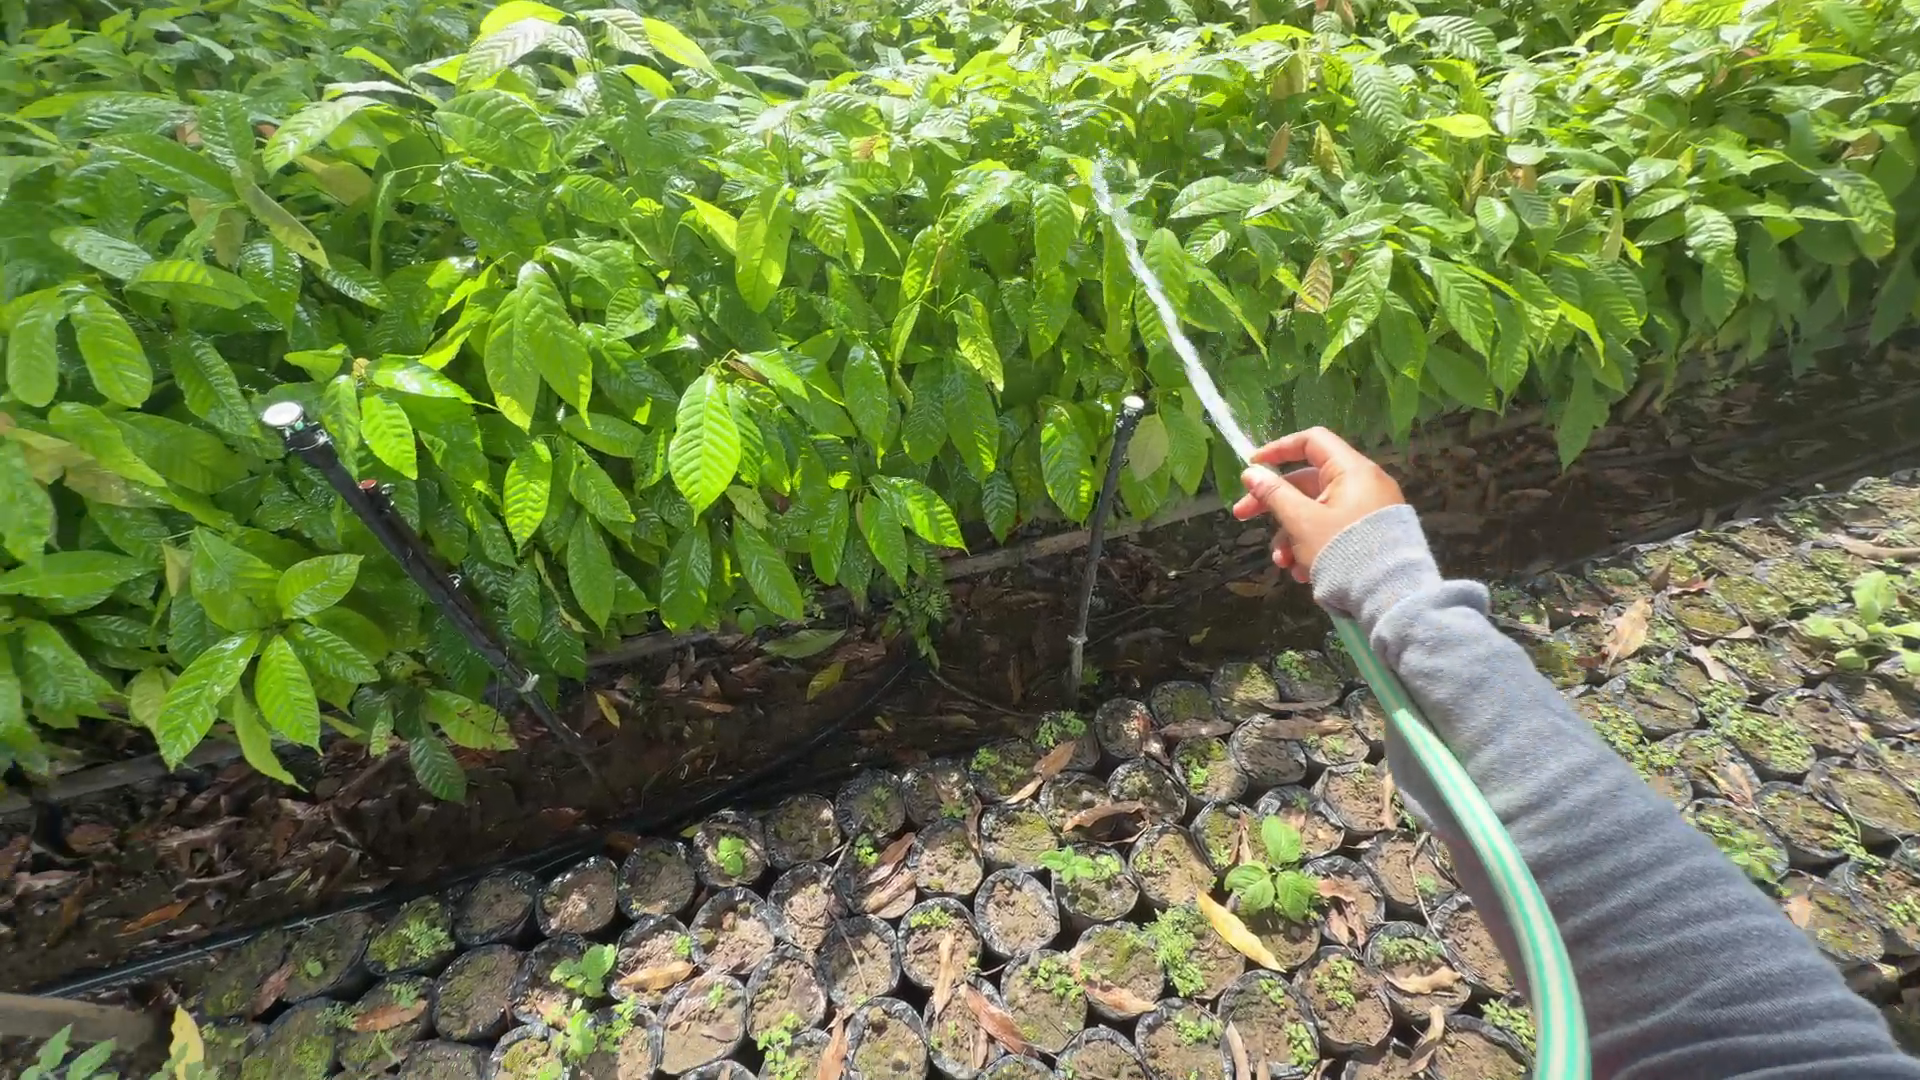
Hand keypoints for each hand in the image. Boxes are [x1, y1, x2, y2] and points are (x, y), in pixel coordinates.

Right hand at [1231, 427, 1405, 582]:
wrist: (1389, 596)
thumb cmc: (1341, 549)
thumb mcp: (1300, 521)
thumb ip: (1273, 494)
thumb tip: (1251, 473)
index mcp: (1351, 471)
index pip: (1311, 442)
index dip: (1278, 449)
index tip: (1252, 467)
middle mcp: (1362, 485)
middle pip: (1306, 482)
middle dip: (1272, 504)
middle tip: (1241, 516)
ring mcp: (1366, 511)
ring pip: (1314, 511)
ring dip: (1289, 534)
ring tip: (1282, 563)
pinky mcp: (1367, 534)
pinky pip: (1330, 529)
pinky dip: (1310, 545)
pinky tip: (1302, 572)